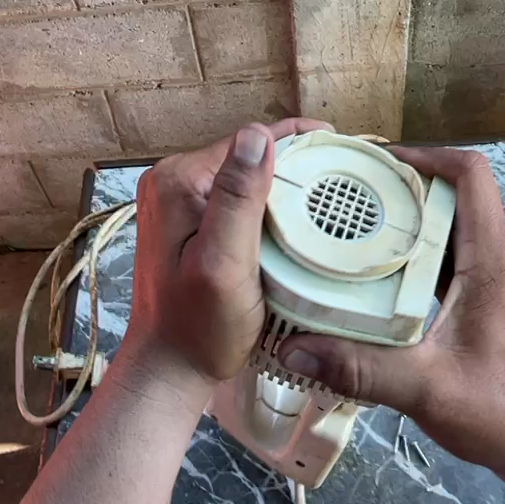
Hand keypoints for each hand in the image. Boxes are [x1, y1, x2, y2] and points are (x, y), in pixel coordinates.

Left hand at [121, 117, 334, 401]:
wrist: (168, 367)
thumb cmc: (199, 326)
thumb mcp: (224, 263)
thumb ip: (238, 198)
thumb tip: (256, 135)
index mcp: (177, 181)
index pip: (245, 143)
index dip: (294, 140)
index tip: (336, 145)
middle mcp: (170, 181)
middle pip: (243, 157)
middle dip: (289, 163)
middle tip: (336, 175)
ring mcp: (174, 201)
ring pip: (240, 178)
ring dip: (277, 185)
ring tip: (322, 195)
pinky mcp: (183, 222)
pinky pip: (231, 199)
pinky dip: (262, 205)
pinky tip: (289, 219)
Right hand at [277, 145, 504, 477]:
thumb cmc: (501, 409)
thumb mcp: (424, 387)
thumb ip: (358, 366)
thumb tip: (291, 349)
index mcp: (490, 256)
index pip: (471, 174)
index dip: (426, 154)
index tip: (377, 162)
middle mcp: (497, 254)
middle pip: (455, 191)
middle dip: (404, 183)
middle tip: (350, 192)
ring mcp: (494, 274)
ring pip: (451, 221)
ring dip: (409, 215)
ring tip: (355, 224)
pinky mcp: (486, 294)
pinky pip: (449, 250)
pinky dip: (415, 246)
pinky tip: (376, 270)